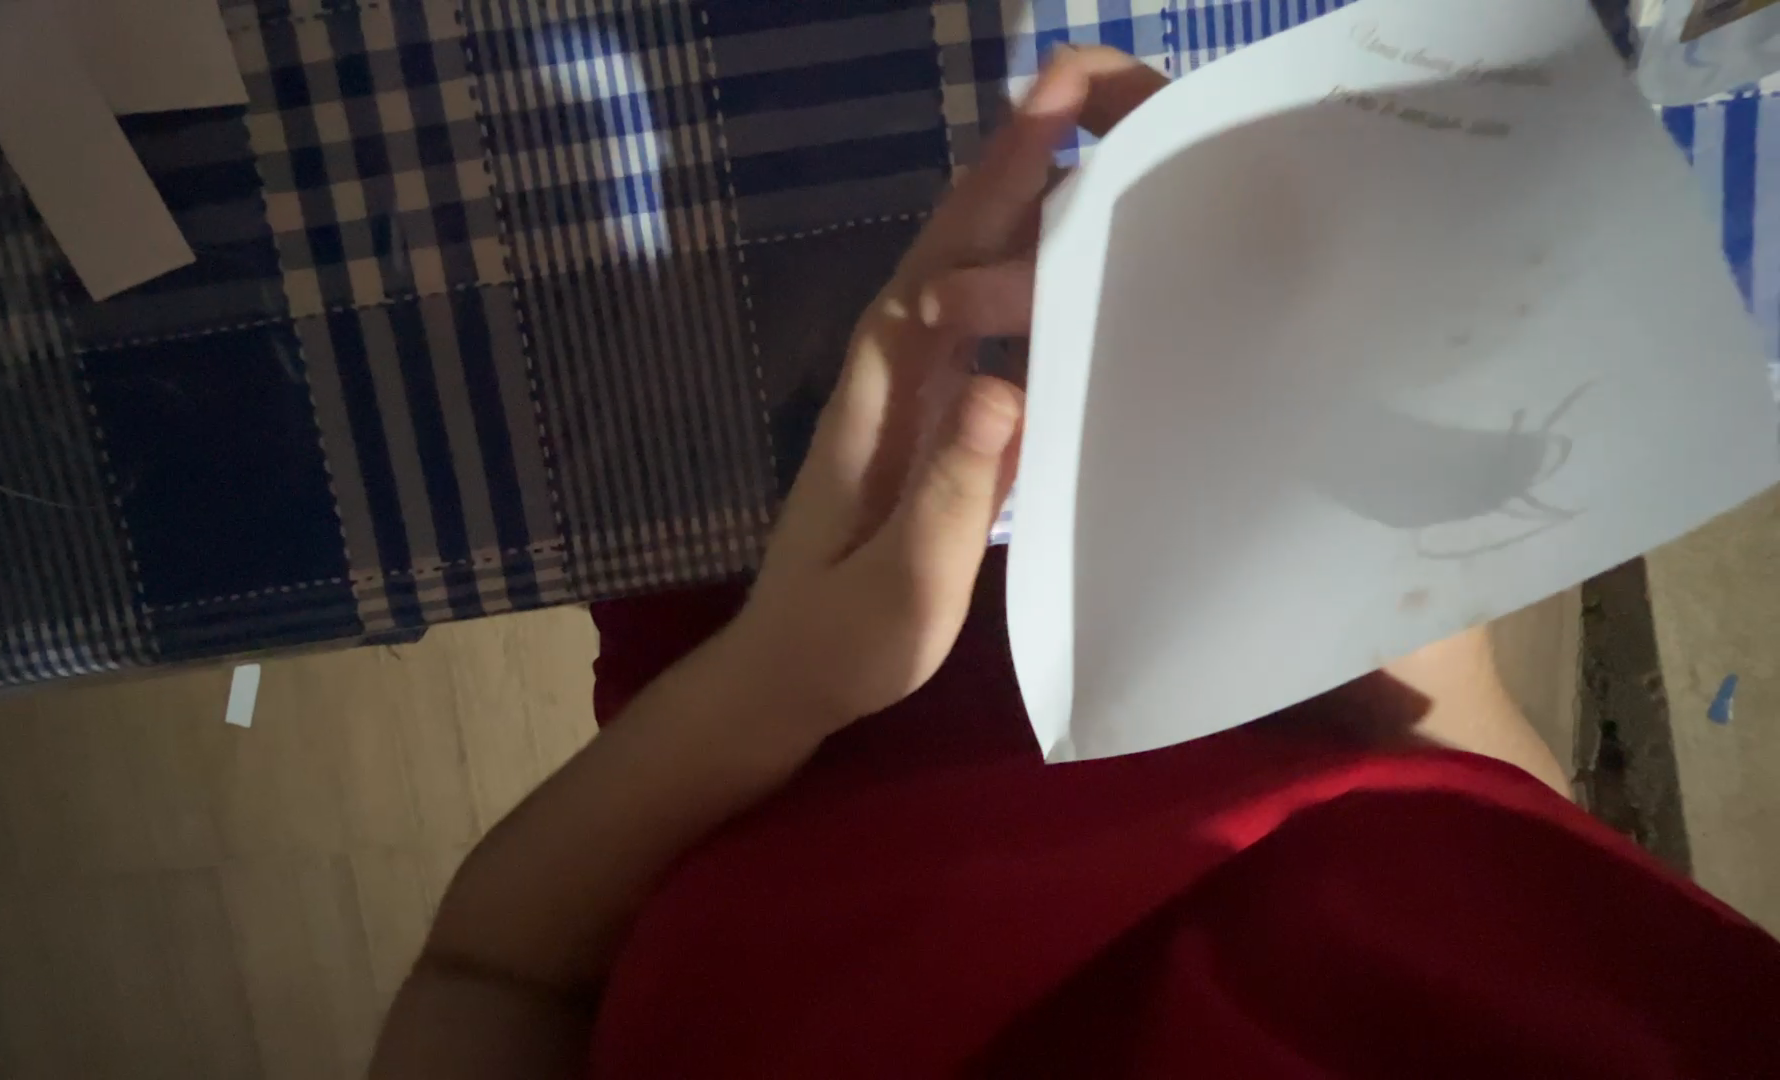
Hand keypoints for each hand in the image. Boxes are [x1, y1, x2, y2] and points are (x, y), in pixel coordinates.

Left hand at [714, 48, 1171, 739]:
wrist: (790, 673)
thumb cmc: (842, 642)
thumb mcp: (902, 583)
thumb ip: (951, 492)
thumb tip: (1006, 384)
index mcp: (876, 414)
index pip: (932, 280)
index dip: (987, 195)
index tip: (1056, 108)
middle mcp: (888, 391)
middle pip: (944, 260)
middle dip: (1010, 173)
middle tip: (1096, 88)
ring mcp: (906, 410)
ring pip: (962, 293)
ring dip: (1019, 220)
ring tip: (1100, 157)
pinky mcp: (925, 437)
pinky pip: (978, 347)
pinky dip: (1020, 298)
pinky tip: (1066, 280)